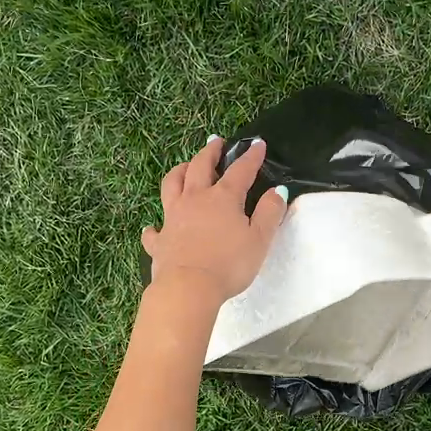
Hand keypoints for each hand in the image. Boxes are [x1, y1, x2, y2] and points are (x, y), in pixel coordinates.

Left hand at [140, 136, 287, 305]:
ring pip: (171, 185)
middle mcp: (195, 200)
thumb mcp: (259, 240)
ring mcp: (172, 218)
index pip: (240, 171)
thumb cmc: (229, 265)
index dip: (251, 157)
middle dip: (210, 152)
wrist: (189, 287)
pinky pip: (153, 231)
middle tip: (215, 142)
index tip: (258, 144)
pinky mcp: (159, 242)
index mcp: (222, 198)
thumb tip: (278, 191)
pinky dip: (153, 227)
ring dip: (179, 172)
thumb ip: (269, 213)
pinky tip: (154, 228)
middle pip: (200, 167)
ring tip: (185, 167)